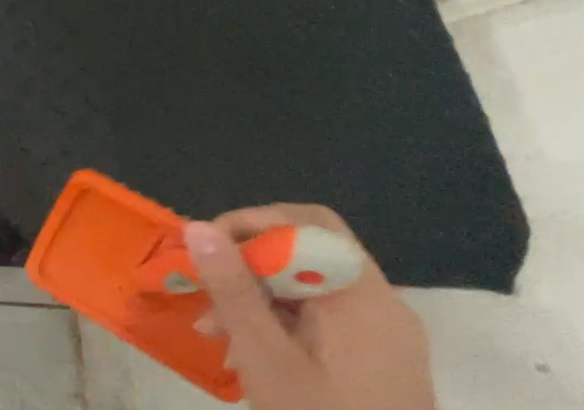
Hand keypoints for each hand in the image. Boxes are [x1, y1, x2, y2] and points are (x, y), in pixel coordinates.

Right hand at [186, 205, 435, 409]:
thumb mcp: (264, 355)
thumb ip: (233, 288)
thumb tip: (198, 226)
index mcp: (365, 299)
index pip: (309, 224)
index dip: (254, 223)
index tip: (211, 251)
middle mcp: (383, 306)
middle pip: (307, 252)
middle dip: (247, 262)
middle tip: (206, 288)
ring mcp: (385, 335)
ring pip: (309, 285)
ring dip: (257, 294)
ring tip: (215, 328)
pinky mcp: (379, 359)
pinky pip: (323, 315)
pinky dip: (280, 318)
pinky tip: (246, 348)